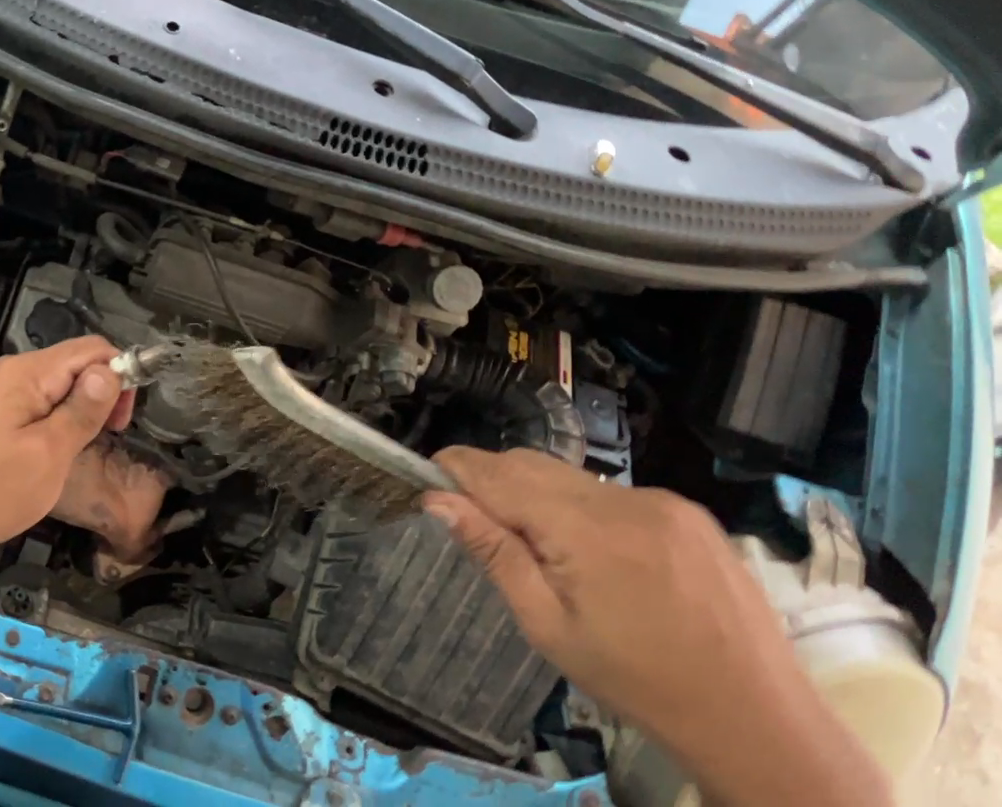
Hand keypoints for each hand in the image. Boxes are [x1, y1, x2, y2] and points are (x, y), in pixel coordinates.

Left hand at [0, 337, 134, 560]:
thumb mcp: (48, 454)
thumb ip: (82, 411)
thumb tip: (112, 369)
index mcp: (27, 373)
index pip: (90, 349)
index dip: (118, 375)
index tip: (124, 421)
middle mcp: (13, 372)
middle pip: (75, 363)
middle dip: (101, 394)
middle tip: (107, 438)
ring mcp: (1, 392)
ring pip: (59, 385)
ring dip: (80, 411)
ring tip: (82, 450)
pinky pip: (40, 403)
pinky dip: (58, 421)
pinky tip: (56, 451)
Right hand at [426, 447, 890, 806]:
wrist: (757, 719)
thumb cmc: (637, 682)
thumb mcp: (547, 626)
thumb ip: (493, 553)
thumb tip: (437, 500)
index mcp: (586, 530)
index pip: (498, 473)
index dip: (456, 467)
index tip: (426, 473)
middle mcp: (626, 500)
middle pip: (532, 464)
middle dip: (492, 479)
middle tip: (470, 516)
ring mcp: (665, 502)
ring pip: (572, 477)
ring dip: (537, 494)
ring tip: (534, 545)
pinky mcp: (691, 514)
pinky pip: (613, 494)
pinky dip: (582, 508)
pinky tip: (592, 554)